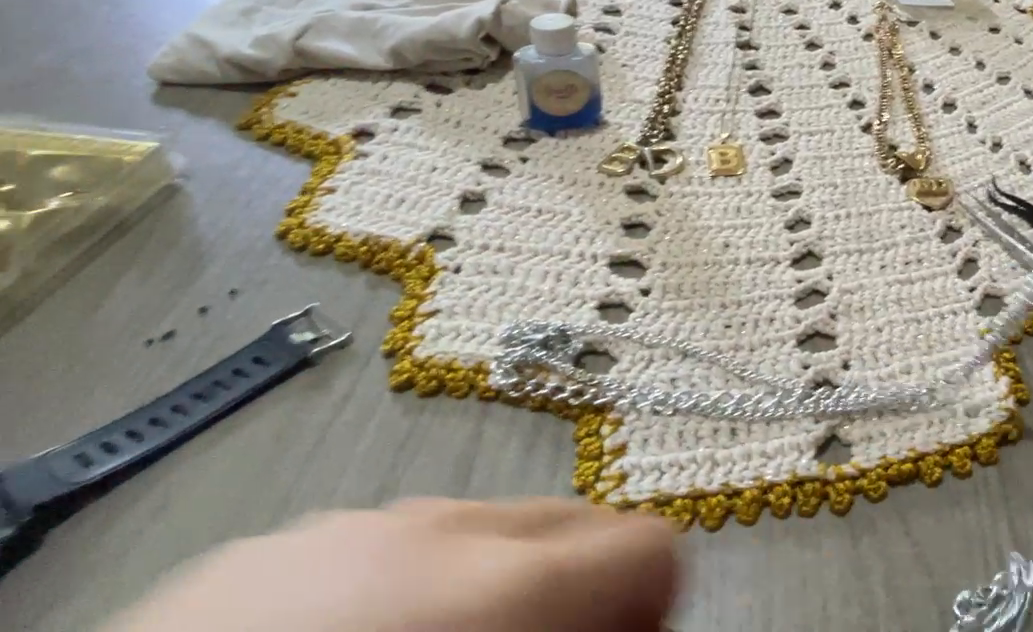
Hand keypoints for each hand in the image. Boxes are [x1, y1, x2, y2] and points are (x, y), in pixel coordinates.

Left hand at [104, 498, 677, 631]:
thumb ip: (595, 631)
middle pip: (572, 525)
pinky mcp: (266, 549)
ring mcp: (346, 529)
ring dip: (486, 589)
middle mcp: (439, 530)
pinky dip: (397, 589)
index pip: (651, 545)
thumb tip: (639, 621)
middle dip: (577, 593)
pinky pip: (384, 544)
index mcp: (508, 586)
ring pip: (479, 529)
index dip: (652, 605)